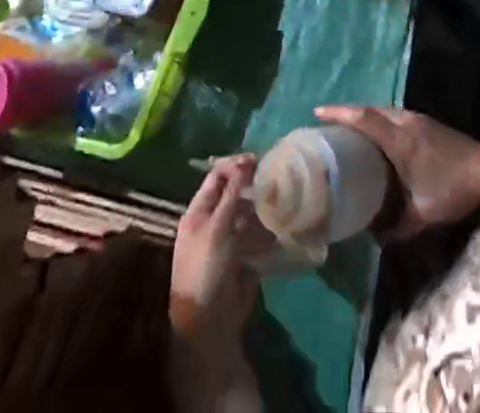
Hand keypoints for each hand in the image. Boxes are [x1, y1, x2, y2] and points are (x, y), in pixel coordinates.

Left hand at [170, 156, 262, 345]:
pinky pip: (257, 231)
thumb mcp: (217, 228)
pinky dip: (268, 225)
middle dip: (253, 184)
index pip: (216, 177)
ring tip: (282, 199)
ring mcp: (228, 237)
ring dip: (263, 204)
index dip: (235, 165)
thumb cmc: (206, 268)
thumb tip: (244, 162)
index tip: (260, 160)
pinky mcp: (243, 252)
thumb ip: (231, 194)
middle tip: (276, 178)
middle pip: (233, 192)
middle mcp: (212, 221)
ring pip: (248, 210)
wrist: (208, 318)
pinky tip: (281, 222)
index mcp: (198, 213)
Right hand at [314, 106, 479, 236]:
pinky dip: (379, 118)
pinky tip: (375, 133)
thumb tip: (375, 240)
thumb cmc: (453, 188)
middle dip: (347, 112)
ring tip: (345, 127)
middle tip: (325, 123)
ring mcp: (419, 120)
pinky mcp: (427, 123)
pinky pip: (395, 114)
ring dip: (364, 114)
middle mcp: (407, 124)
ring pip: (385, 110)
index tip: (317, 113)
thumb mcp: (423, 214)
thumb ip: (398, 228)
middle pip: (372, 110)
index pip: (366, 120)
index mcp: (401, 141)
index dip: (340, 114)